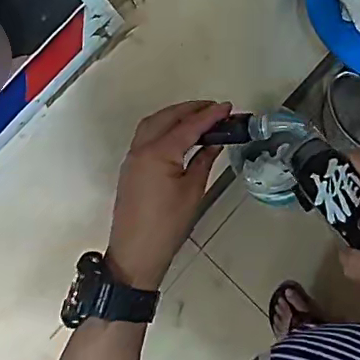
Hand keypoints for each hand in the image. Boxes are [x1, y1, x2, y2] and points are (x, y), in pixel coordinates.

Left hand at [106, 100, 232, 288]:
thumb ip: (204, 160)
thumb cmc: (168, 224)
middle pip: (167, 117)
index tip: (227, 107)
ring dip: (175, 115)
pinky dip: (164, 127)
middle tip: (215, 108)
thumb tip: (215, 142)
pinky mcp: (131, 167)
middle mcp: (141, 149)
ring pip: (153, 123)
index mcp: (158, 153)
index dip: (210, 115)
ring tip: (198, 116)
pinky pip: (146, 135)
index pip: (188, 125)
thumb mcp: (193, 190)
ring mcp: (132, 157)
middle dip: (191, 109)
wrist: (136, 253)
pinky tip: (179, 133)